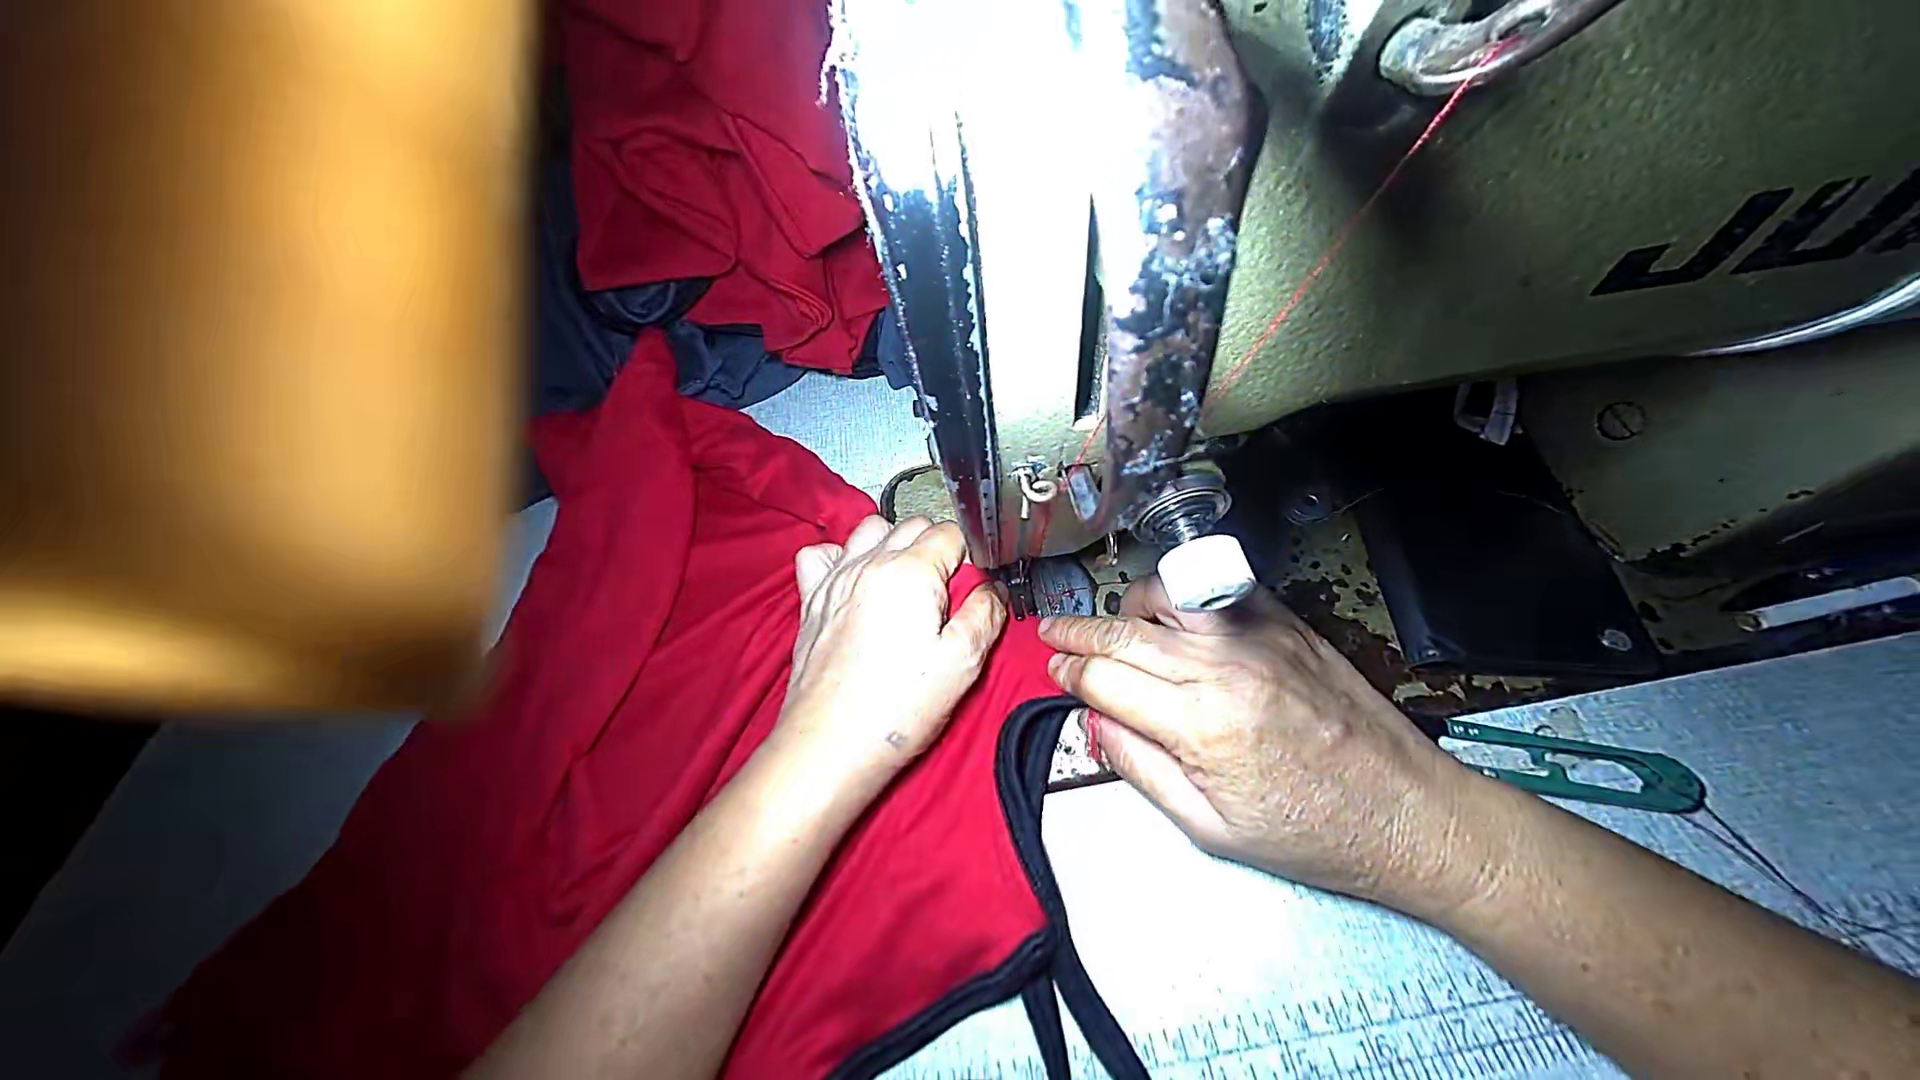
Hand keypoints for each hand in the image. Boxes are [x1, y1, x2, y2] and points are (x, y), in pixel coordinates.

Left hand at [775, 516, 1008, 786]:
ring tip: (905, 583)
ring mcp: (837, 578)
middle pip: (913, 526)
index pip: (951, 535)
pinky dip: (842, 556)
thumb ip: (986, 614)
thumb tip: (992, 591)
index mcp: (910, 573)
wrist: (830, 743)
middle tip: (944, 593)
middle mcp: (870, 564)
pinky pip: (822, 552)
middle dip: (935, 548)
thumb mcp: (962, 663)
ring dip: (894, 543)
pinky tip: (857, 580)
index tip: (969, 589)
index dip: (969, 559)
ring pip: (871, 528)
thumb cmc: (894, 709)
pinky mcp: (813, 598)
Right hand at [1039, 577, 1484, 915]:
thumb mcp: (1209, 828)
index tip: (1055, 670)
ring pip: (1163, 595)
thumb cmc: (1308, 833)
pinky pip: (1213, 589)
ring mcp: (1256, 637)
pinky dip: (1179, 596)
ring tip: (1115, 628)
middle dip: (1075, 630)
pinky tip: (1173, 619)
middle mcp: (1222, 669)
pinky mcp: (1284, 623)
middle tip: (1052, 630)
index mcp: (1200, 727)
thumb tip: (1094, 722)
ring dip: (1126, 608)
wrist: (1408, 814)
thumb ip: (1139, 768)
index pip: (1105, 680)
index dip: (1069, 672)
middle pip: (1122, 633)